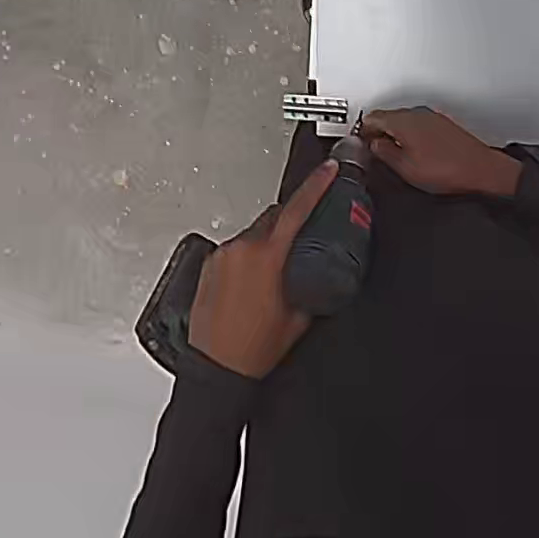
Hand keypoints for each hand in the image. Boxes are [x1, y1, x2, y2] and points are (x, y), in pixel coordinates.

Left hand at [188, 160, 337, 377]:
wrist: (216, 368)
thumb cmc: (255, 348)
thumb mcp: (298, 317)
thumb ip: (310, 284)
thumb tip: (319, 269)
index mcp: (268, 257)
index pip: (297, 210)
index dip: (316, 186)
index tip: (327, 171)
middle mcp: (243, 248)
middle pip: (273, 217)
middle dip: (288, 222)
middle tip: (301, 240)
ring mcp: (223, 254)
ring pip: (254, 234)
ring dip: (266, 244)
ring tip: (270, 278)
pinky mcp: (210, 263)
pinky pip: (235, 249)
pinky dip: (246, 258)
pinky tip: (250, 285)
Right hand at [360, 106, 520, 198]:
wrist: (482, 171)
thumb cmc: (447, 170)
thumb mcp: (404, 167)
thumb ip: (383, 152)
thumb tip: (374, 144)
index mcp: (402, 121)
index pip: (372, 117)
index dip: (363, 131)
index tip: (362, 142)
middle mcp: (416, 113)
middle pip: (387, 116)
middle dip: (378, 131)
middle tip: (375, 149)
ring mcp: (431, 117)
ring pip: (403, 120)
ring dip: (395, 133)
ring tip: (396, 154)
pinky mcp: (442, 125)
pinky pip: (418, 124)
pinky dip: (411, 134)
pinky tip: (416, 152)